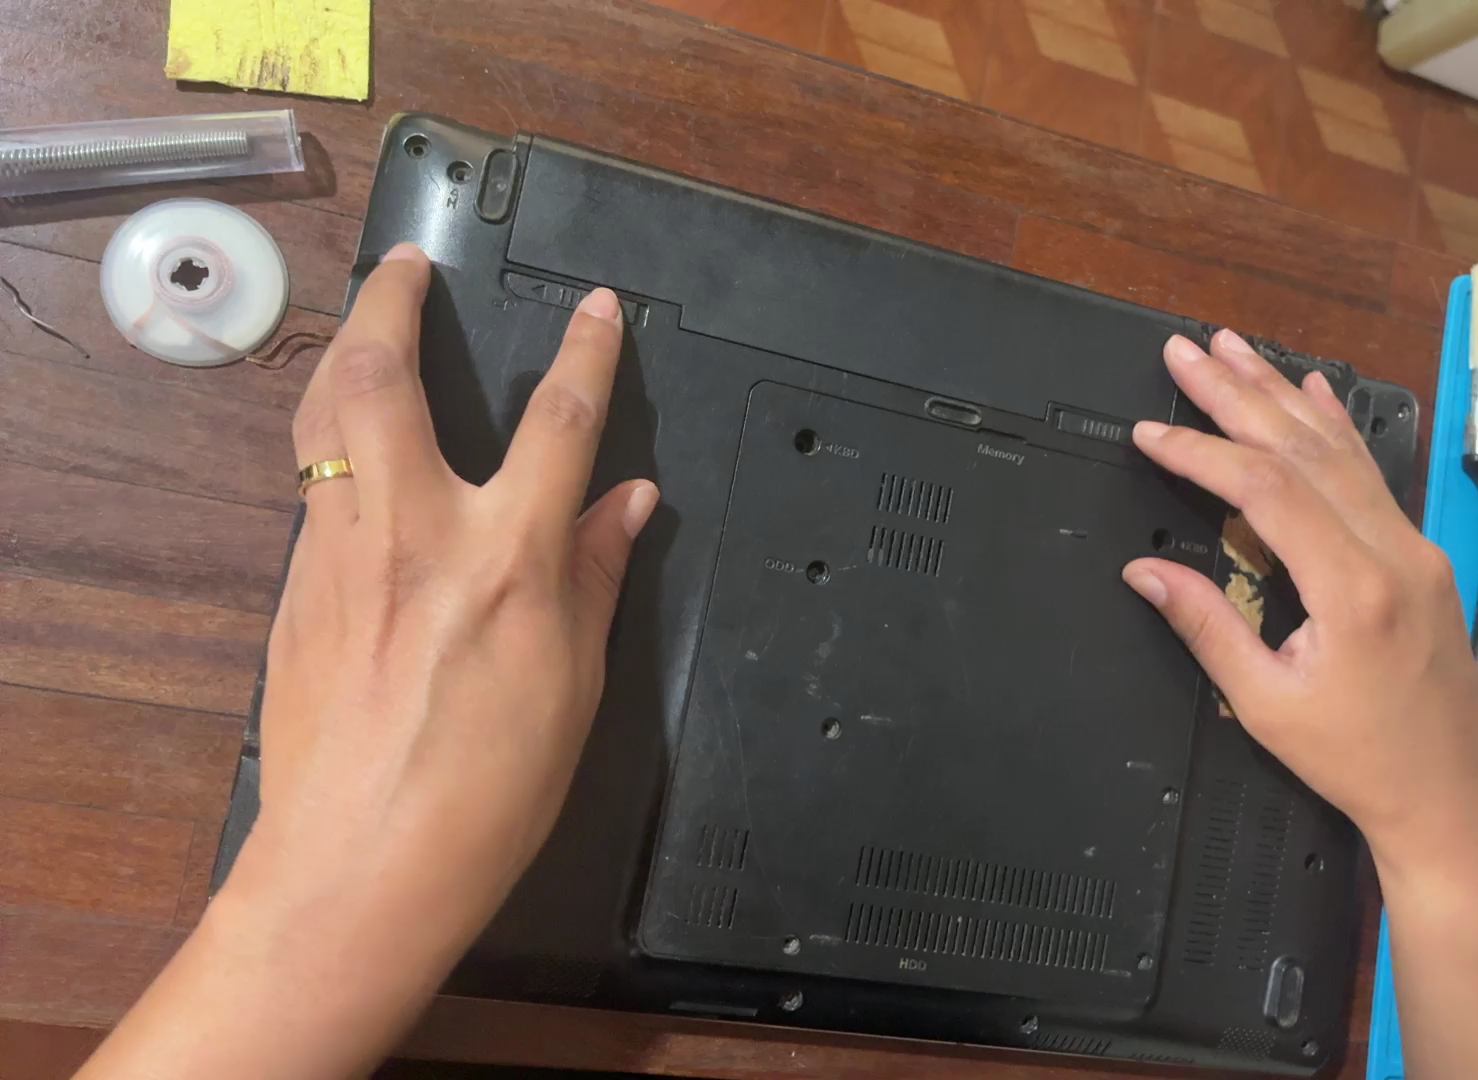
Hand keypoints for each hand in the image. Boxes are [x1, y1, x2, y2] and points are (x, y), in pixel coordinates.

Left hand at [236, 243, 656, 966]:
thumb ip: (597, 568)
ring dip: (346, 353)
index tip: (600, 309)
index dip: (589, 356)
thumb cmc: (495, 776)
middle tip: (408, 264)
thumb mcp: (577, 670)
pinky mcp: (296, 589)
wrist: (366, 864)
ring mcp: (338, 558)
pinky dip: (338, 440)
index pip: (560, 426)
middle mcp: (413, 538)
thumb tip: (629, 502)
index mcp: (506, 560)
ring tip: (369, 321)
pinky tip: (362, 451)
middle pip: (384, 383)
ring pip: (322, 420)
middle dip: (393, 306)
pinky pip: (316, 488)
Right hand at [1120, 330, 1477, 881]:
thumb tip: (1142, 570)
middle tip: (1187, 351)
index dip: (1202, 452)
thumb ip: (1204, 623)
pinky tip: (1315, 389)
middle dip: (1237, 393)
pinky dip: (1336, 425)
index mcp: (1353, 589)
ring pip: (1341, 448)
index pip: (1266, 490)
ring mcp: (1414, 546)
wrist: (1450, 796)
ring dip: (1281, 394)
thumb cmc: (1355, 758)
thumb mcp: (1263, 701)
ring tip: (1235, 349)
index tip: (1151, 432)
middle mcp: (1392, 550)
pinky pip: (1372, 472)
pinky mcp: (1419, 553)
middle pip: (1304, 448)